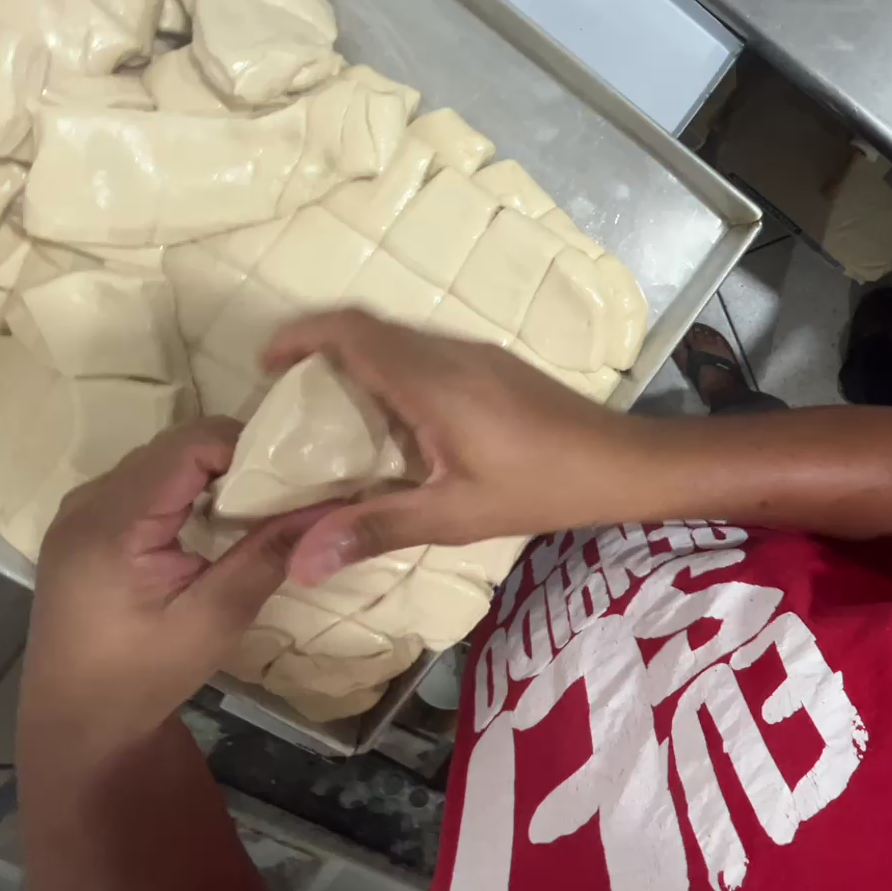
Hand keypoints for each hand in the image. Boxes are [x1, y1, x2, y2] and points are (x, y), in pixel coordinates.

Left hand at [20, 418, 332, 756]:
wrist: (80, 722)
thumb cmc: (146, 673)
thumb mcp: (219, 616)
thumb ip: (271, 553)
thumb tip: (336, 506)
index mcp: (111, 524)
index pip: (190, 445)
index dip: (250, 445)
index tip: (300, 470)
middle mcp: (89, 503)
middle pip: (178, 442)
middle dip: (242, 452)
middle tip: (295, 481)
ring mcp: (85, 511)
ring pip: (167, 455)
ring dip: (222, 465)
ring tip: (269, 495)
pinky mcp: (93, 523)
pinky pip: (154, 477)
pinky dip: (199, 481)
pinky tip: (228, 511)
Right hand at [261, 309, 637, 585]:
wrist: (623, 462)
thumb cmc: (543, 487)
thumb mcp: (457, 514)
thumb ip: (376, 528)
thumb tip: (296, 560)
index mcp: (435, 381)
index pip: (353, 330)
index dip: (301, 334)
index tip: (268, 365)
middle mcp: (456, 353)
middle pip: (375, 331)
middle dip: (326, 353)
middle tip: (298, 404)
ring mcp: (485, 354)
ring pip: (407, 340)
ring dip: (367, 363)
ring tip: (342, 417)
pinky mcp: (504, 366)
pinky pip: (436, 354)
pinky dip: (403, 372)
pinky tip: (407, 423)